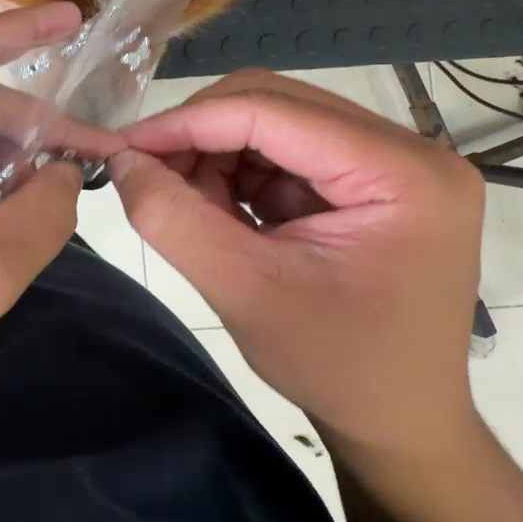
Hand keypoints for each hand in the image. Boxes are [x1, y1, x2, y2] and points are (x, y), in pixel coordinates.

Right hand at [106, 70, 485, 455]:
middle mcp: (406, 151)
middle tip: (145, 172)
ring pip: (267, 118)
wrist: (395, 419)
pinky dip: (230, 169)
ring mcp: (387, 162)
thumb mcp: (241, 288)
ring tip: (185, 203)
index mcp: (403, 174)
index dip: (186, 123)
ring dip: (210, 152)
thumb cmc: (335, 364)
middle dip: (197, 134)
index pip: (271, 111)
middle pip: (271, 102)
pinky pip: (276, 145)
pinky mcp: (362, 179)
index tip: (121, 148)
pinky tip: (214, 208)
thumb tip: (116, 157)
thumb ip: (170, 216)